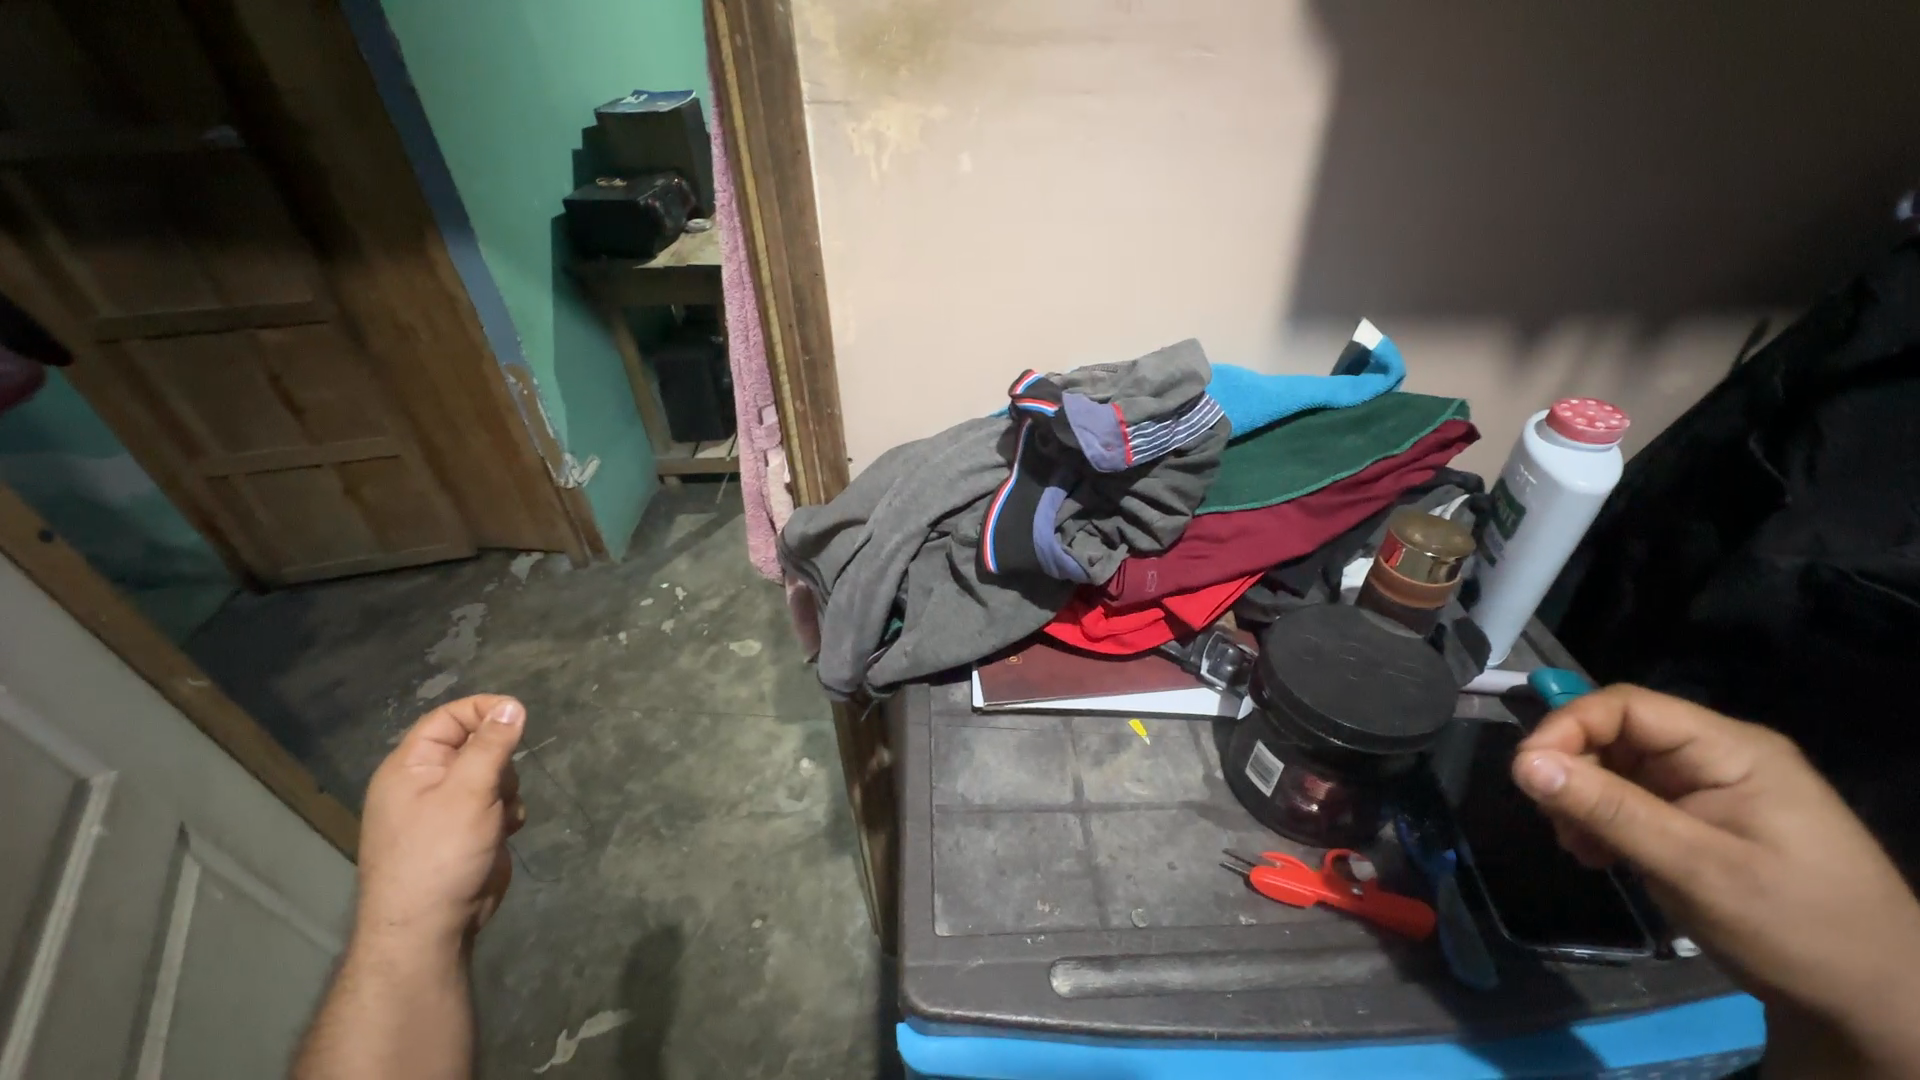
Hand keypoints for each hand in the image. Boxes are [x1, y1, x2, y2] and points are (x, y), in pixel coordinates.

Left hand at [356, 695, 526, 945]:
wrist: (431, 926)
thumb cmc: (441, 852)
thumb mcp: (470, 790)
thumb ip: (492, 744)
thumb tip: (511, 706)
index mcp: (410, 767)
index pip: (447, 718)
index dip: (482, 710)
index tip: (520, 715)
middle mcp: (424, 783)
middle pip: (475, 745)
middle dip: (500, 760)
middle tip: (500, 782)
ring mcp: (445, 809)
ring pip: (493, 774)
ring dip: (507, 789)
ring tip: (500, 814)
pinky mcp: (465, 831)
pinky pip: (496, 803)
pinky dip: (507, 812)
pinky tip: (504, 831)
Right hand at [1511, 685, 1919, 1066]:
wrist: (1875, 1006)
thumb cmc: (1797, 928)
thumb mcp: (1695, 868)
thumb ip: (1608, 810)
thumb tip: (1521, 763)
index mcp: (1731, 750)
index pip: (1625, 706)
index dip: (1566, 727)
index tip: (1525, 772)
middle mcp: (1716, 757)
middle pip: (1614, 735)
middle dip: (1571, 772)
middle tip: (1555, 823)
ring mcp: (1707, 789)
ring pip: (1613, 768)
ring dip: (1580, 801)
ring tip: (1579, 848)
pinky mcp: (1696, 819)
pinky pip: (1627, 799)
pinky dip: (1599, 821)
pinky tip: (1598, 856)